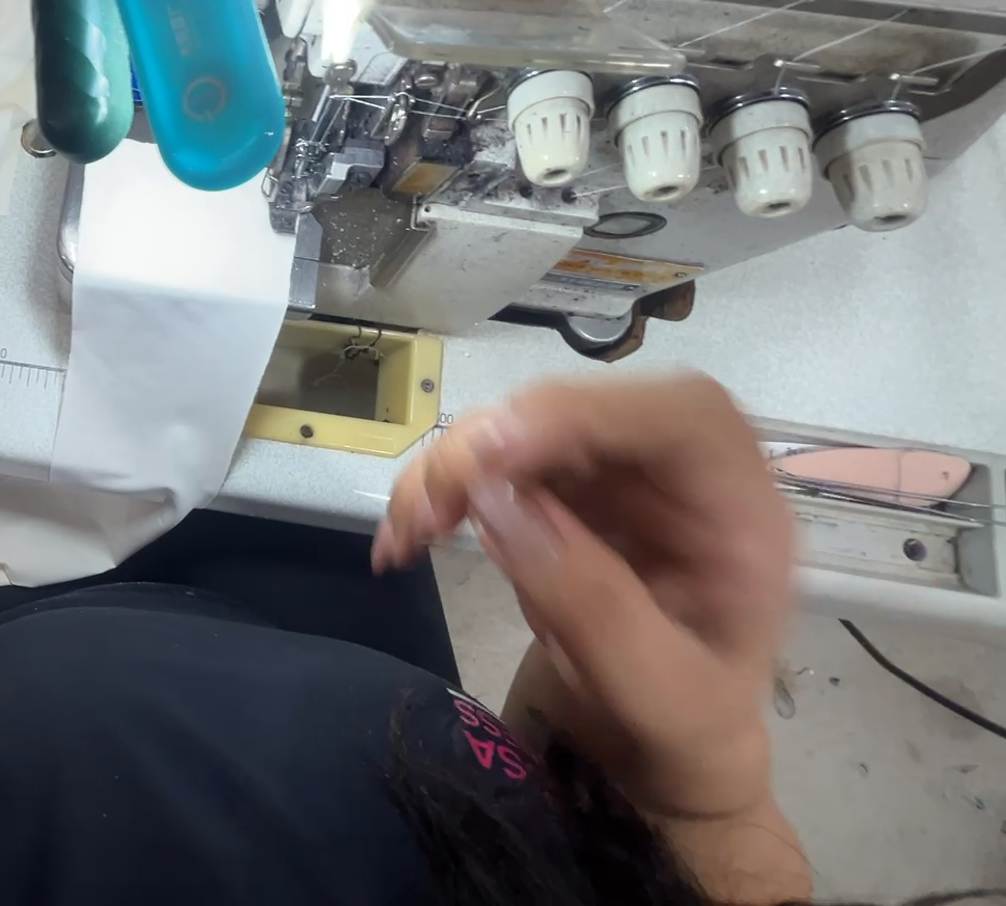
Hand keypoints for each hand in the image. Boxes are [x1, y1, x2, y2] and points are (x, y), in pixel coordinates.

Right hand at [377, 374, 796, 818]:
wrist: (655, 730)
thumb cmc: (680, 718)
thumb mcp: (656, 688)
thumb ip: (588, 600)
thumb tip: (491, 500)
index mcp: (736, 511)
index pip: (678, 416)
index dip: (580, 415)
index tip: (490, 457)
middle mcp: (667, 470)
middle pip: (569, 411)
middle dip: (484, 450)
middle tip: (427, 515)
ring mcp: (602, 470)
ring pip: (508, 427)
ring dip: (444, 471)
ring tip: (404, 535)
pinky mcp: (547, 481)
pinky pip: (477, 460)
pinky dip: (431, 489)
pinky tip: (404, 531)